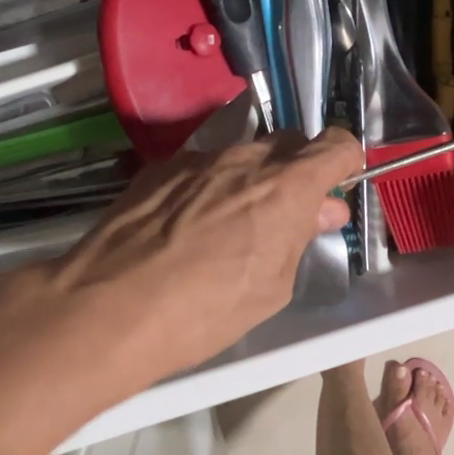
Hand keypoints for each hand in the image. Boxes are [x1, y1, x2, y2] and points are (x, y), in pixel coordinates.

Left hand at [0, 128, 361, 400]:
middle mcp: (245, 158)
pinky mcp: (160, 168)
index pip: (336, 144)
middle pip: (288, 144)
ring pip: (242, 155)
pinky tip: (188, 226)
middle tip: (287, 212)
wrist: (108, 306)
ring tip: (229, 226)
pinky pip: (202, 167)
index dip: (345, 160)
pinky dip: (209, 186)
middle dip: (297, 170)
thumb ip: (300, 237)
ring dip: (250, 179)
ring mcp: (198, 158)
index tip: (340, 182)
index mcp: (285, 185)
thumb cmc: (205, 310)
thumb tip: (323, 210)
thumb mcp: (271, 286)